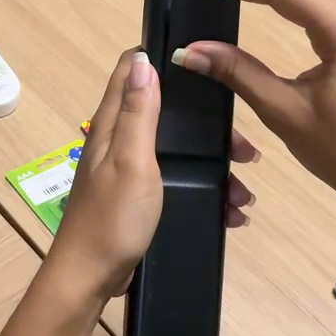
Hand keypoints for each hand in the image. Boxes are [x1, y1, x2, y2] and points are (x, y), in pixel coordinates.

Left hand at [52, 49, 257, 299]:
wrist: (91, 278)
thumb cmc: (113, 217)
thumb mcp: (130, 160)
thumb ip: (138, 112)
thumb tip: (143, 58)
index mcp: (113, 124)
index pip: (131, 70)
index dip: (161, 57)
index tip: (204, 61)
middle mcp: (120, 140)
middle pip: (169, 114)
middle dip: (209, 126)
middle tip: (244, 148)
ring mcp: (130, 170)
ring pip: (180, 153)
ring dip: (214, 166)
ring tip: (243, 191)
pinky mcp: (140, 198)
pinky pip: (180, 183)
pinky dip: (205, 192)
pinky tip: (229, 211)